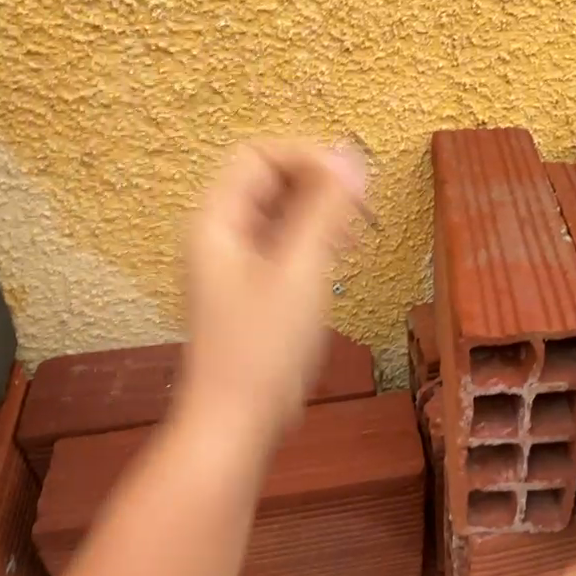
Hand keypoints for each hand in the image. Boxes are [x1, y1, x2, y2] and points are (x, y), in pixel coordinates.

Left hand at [180, 141, 365, 435]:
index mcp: (216, 220)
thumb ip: (325, 209)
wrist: (237, 420)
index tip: (351, 182)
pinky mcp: (254, 287)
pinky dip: (314, 241)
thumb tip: (351, 157)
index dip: (307, 157)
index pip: (259, 155)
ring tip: (354, 237)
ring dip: (320, 213)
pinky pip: (285, 243)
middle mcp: (220, 234)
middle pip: (270, 180)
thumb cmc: (262, 348)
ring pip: (281, 212)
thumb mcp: (300, 269)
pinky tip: (339, 259)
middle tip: (359, 211)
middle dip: (317, 185)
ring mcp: (236, 262)